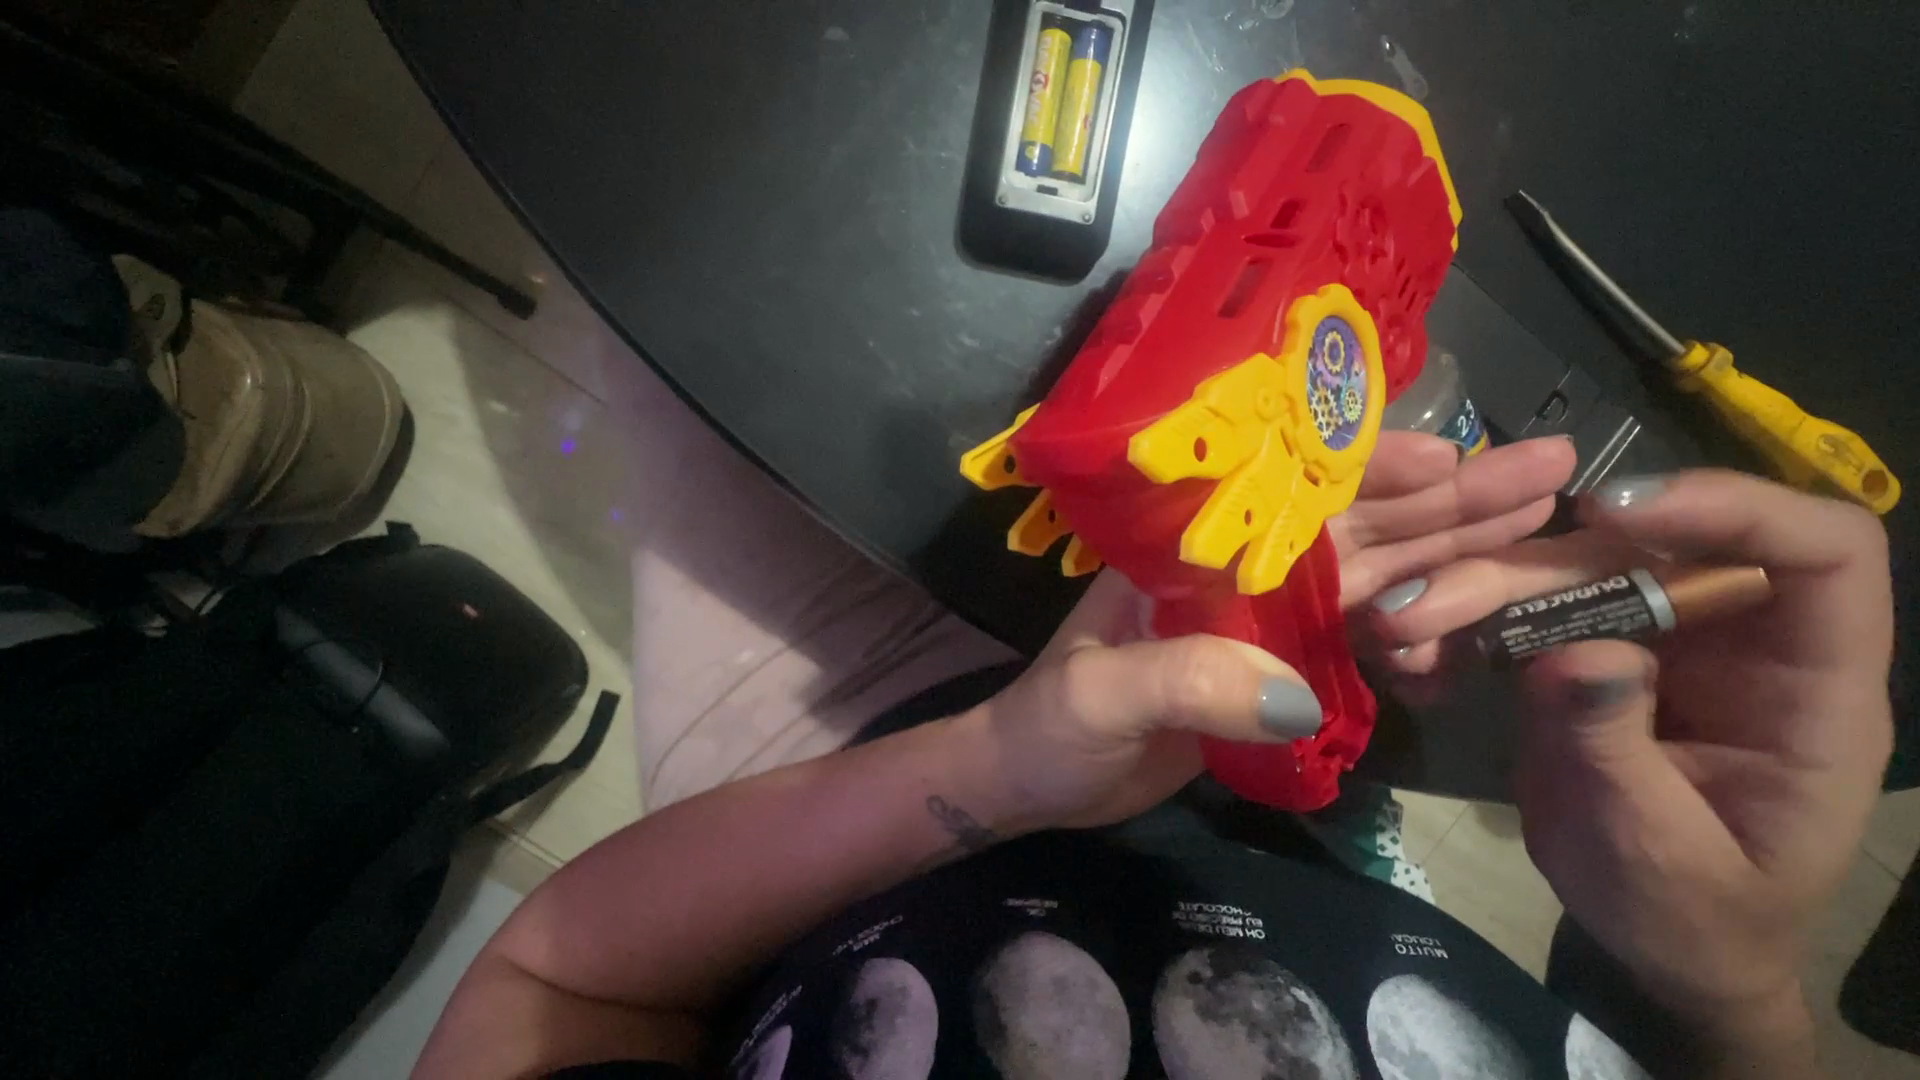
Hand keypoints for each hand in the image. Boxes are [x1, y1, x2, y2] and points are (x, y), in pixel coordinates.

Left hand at [970, 432, 1575, 832]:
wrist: (1036, 780)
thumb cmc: (1052, 728)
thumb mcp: (1102, 698)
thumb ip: (1185, 680)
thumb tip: (1296, 696)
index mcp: (1189, 556)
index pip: (1288, 498)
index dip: (1369, 473)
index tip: (1452, 459)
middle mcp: (1233, 574)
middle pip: (1349, 528)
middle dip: (1441, 498)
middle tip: (1545, 469)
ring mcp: (1257, 621)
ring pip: (1364, 575)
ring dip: (1444, 547)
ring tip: (1532, 522)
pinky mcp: (1267, 671)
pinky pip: (1353, 637)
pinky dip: (1411, 620)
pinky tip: (1469, 605)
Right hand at [1368, 470, 1893, 1064]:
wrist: (1648, 937)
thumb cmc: (1690, 911)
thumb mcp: (1659, 850)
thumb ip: (1617, 750)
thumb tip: (1573, 655)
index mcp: (1803, 688)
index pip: (1814, 555)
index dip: (1732, 509)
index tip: (1608, 511)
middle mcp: (1726, 643)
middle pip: (1639, 555)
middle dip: (1528, 568)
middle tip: (1427, 603)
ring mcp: (1646, 645)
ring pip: (1560, 576)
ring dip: (1472, 592)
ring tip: (1398, 627)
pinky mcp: (1577, 658)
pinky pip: (1515, 614)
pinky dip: (1456, 624)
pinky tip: (1412, 654)